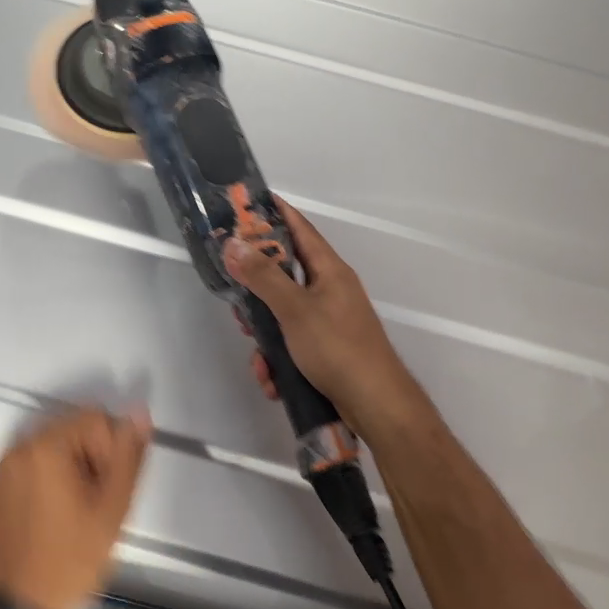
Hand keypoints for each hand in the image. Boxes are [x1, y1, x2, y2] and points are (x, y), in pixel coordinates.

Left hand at [0, 407, 150, 608]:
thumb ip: (128, 456)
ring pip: (53, 450)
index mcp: (45, 447)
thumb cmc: (70, 562)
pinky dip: (48, 483)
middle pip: (72, 431)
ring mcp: (2, 469)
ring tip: (75, 516)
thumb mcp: (112, 510)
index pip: (96, 418)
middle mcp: (18, 448)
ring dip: (71, 471)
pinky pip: (31, 468)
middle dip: (92, 460)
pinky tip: (54, 520)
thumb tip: (139, 413)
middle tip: (95, 507)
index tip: (107, 491)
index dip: (112, 451)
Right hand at [222, 197, 426, 432]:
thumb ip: (262, 276)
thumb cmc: (337, 348)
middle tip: (237, 305)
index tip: (248, 204)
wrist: (375, 404)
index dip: (275, 213)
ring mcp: (329, 321)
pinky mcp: (325, 350)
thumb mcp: (294, 309)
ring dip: (265, 340)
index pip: (300, 229)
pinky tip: (272, 380)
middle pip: (284, 276)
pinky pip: (291, 346)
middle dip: (257, 295)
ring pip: (282, 317)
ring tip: (259, 360)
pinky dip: (278, 363)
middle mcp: (330, 290)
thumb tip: (234, 244)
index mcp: (329, 271)